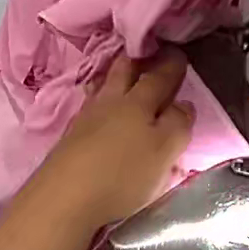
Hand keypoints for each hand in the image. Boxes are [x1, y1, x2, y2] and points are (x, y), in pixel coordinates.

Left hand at [0, 49, 193, 249]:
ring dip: (113, 76)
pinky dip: (98, 99)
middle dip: (138, 59)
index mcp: (138, 103)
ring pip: (102, 87)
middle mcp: (109, 103)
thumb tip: (184, 105)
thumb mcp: (164, 152)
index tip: (179, 54)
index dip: (171, 66)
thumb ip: (177, 126)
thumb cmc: (122, 175)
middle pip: (124, 71)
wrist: (64, 198)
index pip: (159, 77)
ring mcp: (85, 119)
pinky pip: (89, 107)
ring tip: (120, 72)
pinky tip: (97, 107)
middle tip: (147, 51)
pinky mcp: (69, 138)